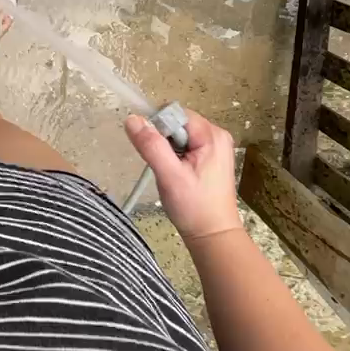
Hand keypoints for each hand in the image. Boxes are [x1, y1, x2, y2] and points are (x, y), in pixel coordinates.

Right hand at [124, 108, 241, 241]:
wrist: (213, 236)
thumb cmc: (194, 207)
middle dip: (164, 140)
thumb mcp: (169, 176)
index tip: (155, 152)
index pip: (175, 114)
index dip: (159, 128)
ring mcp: (215, 146)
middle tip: (164, 166)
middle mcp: (217, 135)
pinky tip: (177, 174)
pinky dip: (175, 156)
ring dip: (168, 149)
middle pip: (177, 122)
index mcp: (212, 135)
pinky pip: (185, 144)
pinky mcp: (211, 157)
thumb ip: (151, 146)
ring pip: (179, 134)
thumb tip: (132, 119)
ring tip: (171, 172)